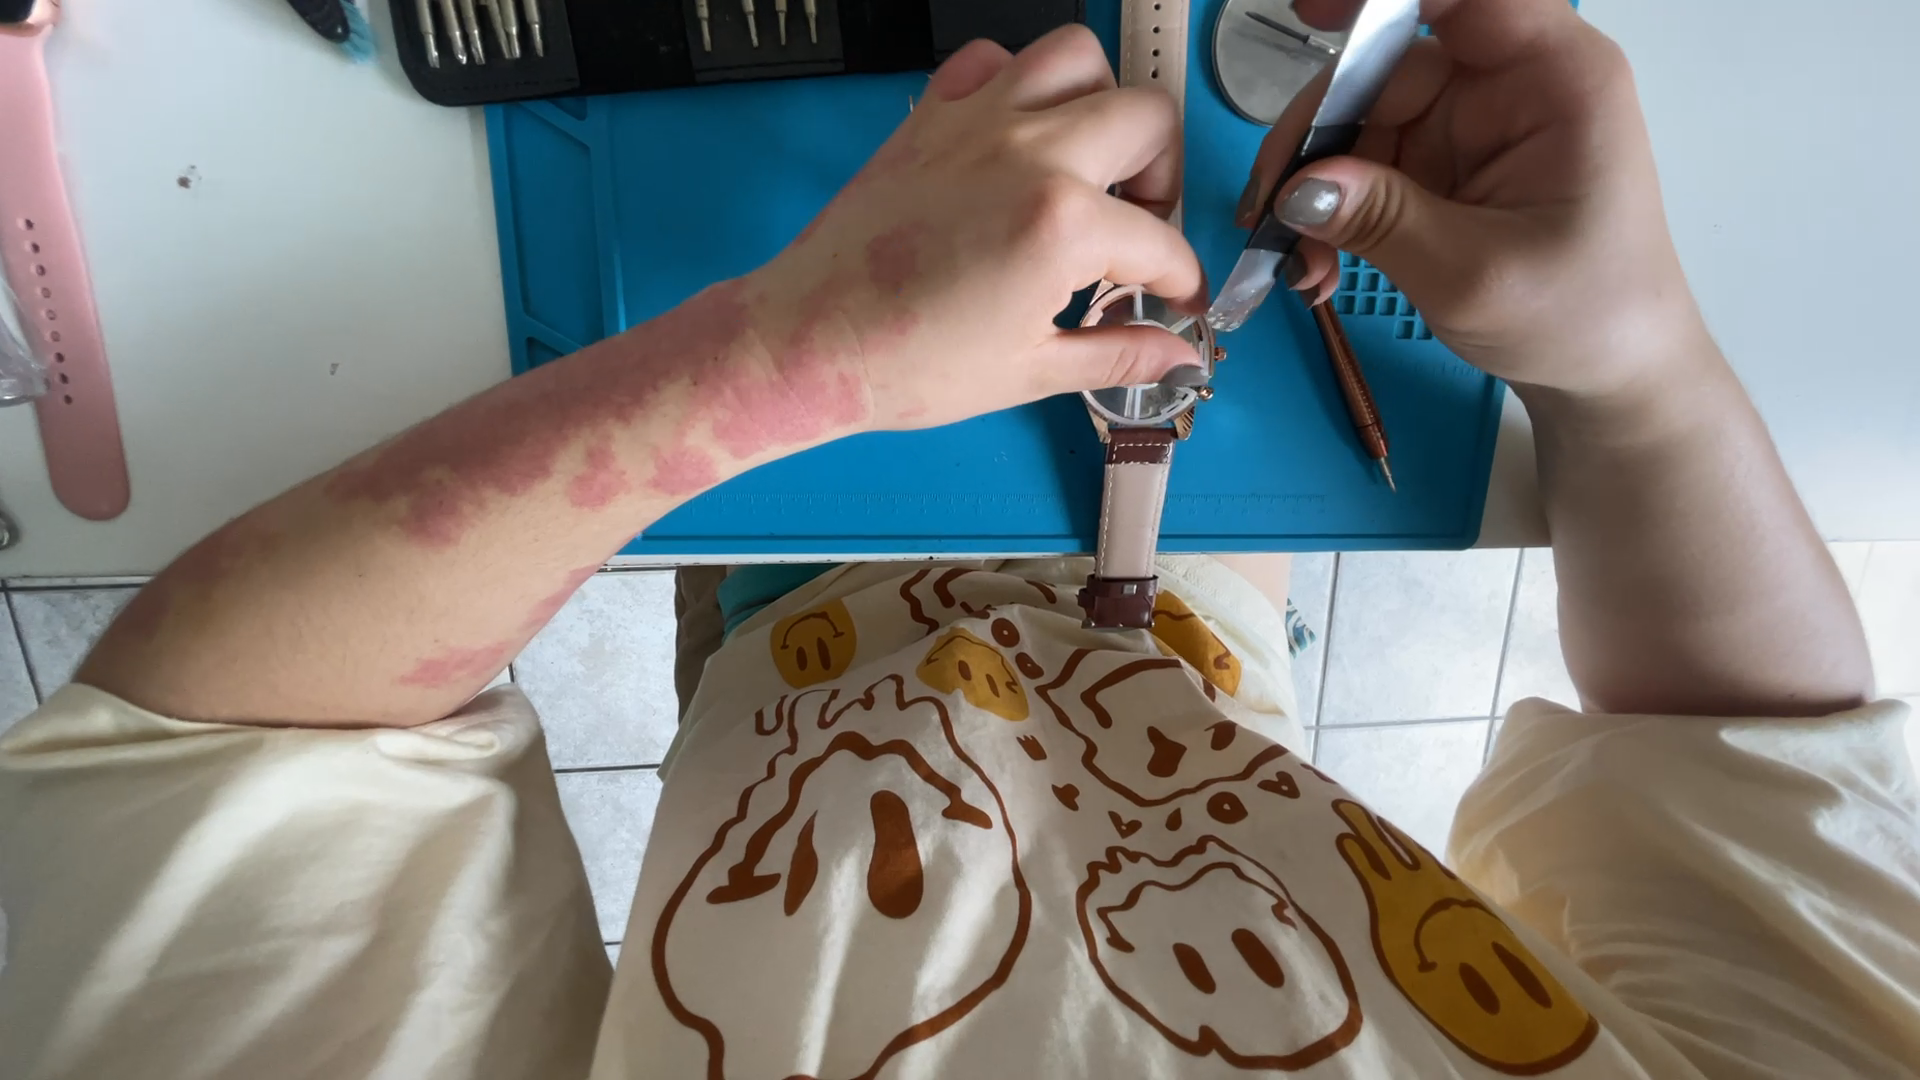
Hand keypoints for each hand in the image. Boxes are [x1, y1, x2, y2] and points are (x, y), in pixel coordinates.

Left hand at [747, 26, 1208, 431]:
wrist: (814, 343)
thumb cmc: (908, 366)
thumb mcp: (1029, 373)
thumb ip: (1117, 355)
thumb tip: (1177, 357)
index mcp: (1062, 224)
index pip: (1160, 243)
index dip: (1180, 281)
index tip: (1174, 300)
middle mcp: (1030, 151)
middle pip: (1148, 120)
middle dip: (1164, 180)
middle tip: (1140, 233)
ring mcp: (978, 122)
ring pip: (1079, 62)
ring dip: (1104, 110)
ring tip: (1092, 171)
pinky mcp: (931, 117)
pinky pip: (995, 59)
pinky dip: (1023, 86)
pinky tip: (1020, 140)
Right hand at [1243, 0, 1707, 397]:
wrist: (1596, 367)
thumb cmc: (1569, 311)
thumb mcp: (1469, 270)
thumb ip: (1381, 220)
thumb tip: (1294, 191)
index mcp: (1547, 79)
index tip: (1304, 13)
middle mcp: (1500, 92)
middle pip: (1380, 77)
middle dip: (1311, 145)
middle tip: (1262, 215)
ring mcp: (1460, 137)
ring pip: (1354, 137)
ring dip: (1309, 201)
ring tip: (1298, 269)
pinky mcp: (1433, 179)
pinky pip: (1357, 183)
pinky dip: (1324, 226)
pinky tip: (1316, 273)